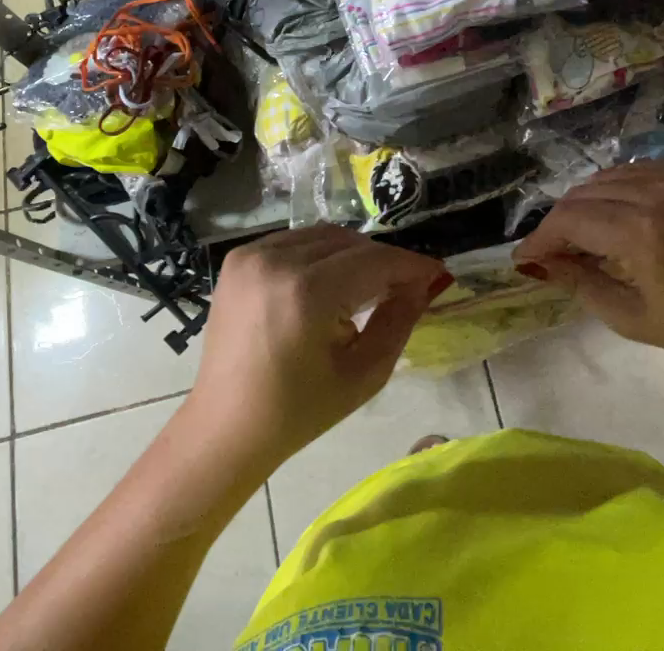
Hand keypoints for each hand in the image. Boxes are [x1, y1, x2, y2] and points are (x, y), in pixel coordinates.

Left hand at [182, 225, 451, 469]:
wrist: (226, 427)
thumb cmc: (298, 411)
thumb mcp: (363, 374)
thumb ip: (399, 321)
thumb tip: (423, 284)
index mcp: (306, 292)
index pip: (374, 261)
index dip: (410, 265)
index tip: (436, 274)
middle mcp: (275, 261)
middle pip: (350, 242)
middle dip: (382, 261)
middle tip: (404, 288)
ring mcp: (251, 256)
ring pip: (323, 236)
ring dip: (352, 256)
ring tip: (366, 289)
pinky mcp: (238, 260)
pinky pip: (295, 242)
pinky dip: (320, 256)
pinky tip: (328, 286)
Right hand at [512, 162, 663, 367]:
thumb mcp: (628, 316)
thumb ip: (578, 282)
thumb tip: (538, 263)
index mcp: (640, 234)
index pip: (569, 220)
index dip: (540, 238)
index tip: (524, 258)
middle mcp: (657, 195)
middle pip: (583, 195)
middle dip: (559, 223)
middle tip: (551, 252)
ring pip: (606, 178)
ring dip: (584, 204)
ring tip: (581, 237)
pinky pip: (636, 172)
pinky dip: (616, 190)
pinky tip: (615, 216)